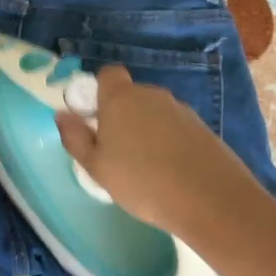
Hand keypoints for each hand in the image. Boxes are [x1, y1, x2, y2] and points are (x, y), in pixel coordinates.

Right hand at [54, 65, 267, 235]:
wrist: (213, 202)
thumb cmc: (142, 181)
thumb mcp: (96, 166)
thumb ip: (75, 138)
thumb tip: (63, 114)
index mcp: (121, 98)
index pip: (108, 74)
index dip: (99, 90)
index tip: (94, 117)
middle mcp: (152, 96)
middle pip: (131, 95)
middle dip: (122, 115)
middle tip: (116, 149)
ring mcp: (182, 111)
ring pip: (155, 113)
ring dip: (147, 130)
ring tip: (145, 166)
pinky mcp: (204, 129)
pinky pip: (176, 128)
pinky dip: (170, 142)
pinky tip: (170, 172)